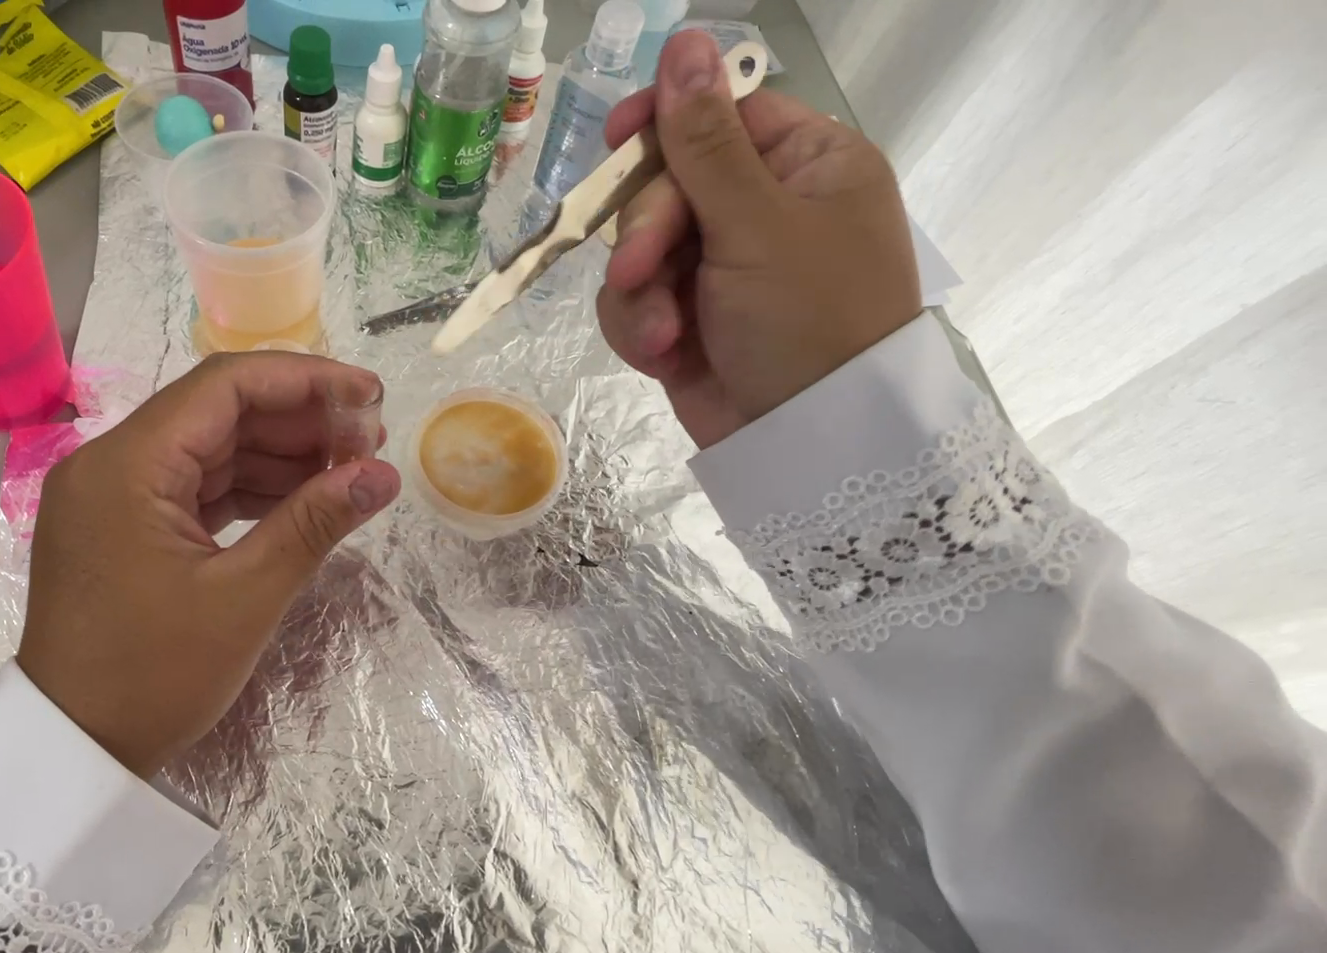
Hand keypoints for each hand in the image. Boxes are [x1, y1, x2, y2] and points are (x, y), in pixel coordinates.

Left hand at [16, 352, 401, 775]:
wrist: (74, 749)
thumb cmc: (153, 677)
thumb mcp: (245, 598)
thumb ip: (314, 523)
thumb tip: (383, 475)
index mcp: (126, 465)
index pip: (224, 387)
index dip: (305, 380)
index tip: (369, 396)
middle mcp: (111, 463)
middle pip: (217, 413)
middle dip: (298, 421)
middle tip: (369, 442)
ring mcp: (113, 496)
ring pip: (208, 450)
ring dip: (278, 456)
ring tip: (347, 472)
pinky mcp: (123, 527)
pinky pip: (194, 488)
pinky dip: (248, 491)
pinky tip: (302, 500)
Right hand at [597, 31, 922, 447]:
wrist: (805, 439)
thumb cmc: (808, 318)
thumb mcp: (757, 222)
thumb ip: (706, 140)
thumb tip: (685, 38)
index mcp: (803, 166)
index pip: (720, 116)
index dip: (665, 124)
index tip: (617, 139)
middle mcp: (759, 211)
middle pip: (667, 186)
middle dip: (646, 232)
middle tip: (643, 268)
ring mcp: (717, 270)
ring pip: (639, 251)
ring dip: (641, 294)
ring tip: (665, 334)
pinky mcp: (684, 321)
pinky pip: (635, 302)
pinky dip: (639, 328)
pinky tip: (662, 355)